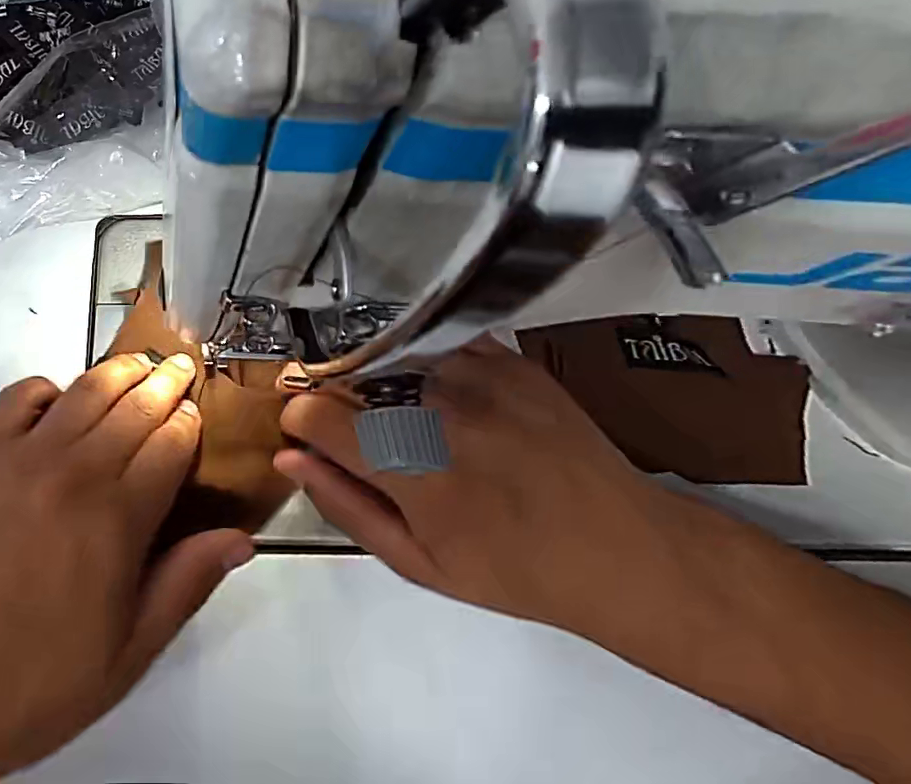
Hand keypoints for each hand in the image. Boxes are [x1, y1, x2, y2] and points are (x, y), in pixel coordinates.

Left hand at [0, 354, 254, 782]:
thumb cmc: (30, 681)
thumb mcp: (125, 655)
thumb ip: (185, 586)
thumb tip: (238, 538)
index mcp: (118, 520)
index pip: (171, 443)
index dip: (191, 422)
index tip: (198, 415)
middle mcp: (76, 473)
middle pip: (136, 406)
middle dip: (166, 382)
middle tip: (181, 367)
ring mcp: (23, 457)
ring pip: (86, 390)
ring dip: (119, 370)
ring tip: (139, 363)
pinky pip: (18, 397)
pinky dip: (45, 386)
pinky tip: (58, 396)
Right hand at [274, 334, 692, 636]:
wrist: (620, 547)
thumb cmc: (513, 568)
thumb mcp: (418, 561)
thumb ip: (345, 504)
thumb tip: (290, 458)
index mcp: (411, 469)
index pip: (315, 413)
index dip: (300, 421)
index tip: (310, 434)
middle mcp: (439, 410)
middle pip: (347, 376)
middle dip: (335, 398)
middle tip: (360, 430)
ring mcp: (476, 375)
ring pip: (388, 353)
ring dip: (377, 379)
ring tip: (404, 414)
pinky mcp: (506, 358)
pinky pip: (435, 342)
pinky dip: (421, 362)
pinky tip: (441, 395)